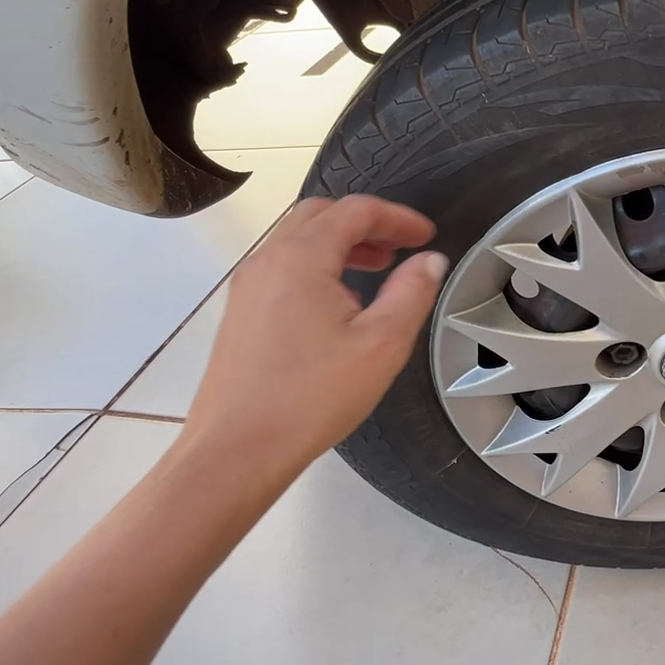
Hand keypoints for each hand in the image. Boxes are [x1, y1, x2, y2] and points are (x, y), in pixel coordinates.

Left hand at [182, 195, 446, 481]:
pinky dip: (319, 263)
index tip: (426, 236)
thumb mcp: (382, 343)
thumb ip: (412, 292)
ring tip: (378, 267)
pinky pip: (283, 266)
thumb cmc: (312, 397)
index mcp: (301, 258)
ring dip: (342, 242)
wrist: (234, 454)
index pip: (355, 211)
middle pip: (320, 215)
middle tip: (402, 245)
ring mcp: (247, 287)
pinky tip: (341, 301)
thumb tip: (430, 260)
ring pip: (298, 239)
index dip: (397, 216)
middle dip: (367, 222)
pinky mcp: (240, 314)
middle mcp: (267, 261)